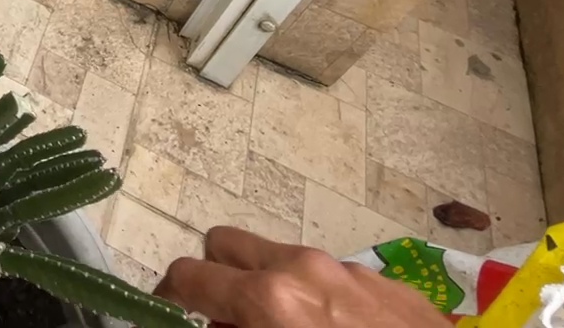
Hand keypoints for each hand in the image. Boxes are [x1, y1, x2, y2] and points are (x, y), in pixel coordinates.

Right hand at [155, 226, 446, 327]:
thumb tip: (211, 323)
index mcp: (269, 299)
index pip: (188, 276)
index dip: (169, 297)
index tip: (168, 316)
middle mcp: (300, 269)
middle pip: (224, 243)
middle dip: (216, 277)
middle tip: (229, 321)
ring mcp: (350, 272)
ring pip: (280, 259)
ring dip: (269, 289)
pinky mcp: (395, 287)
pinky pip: (334, 278)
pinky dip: (323, 302)